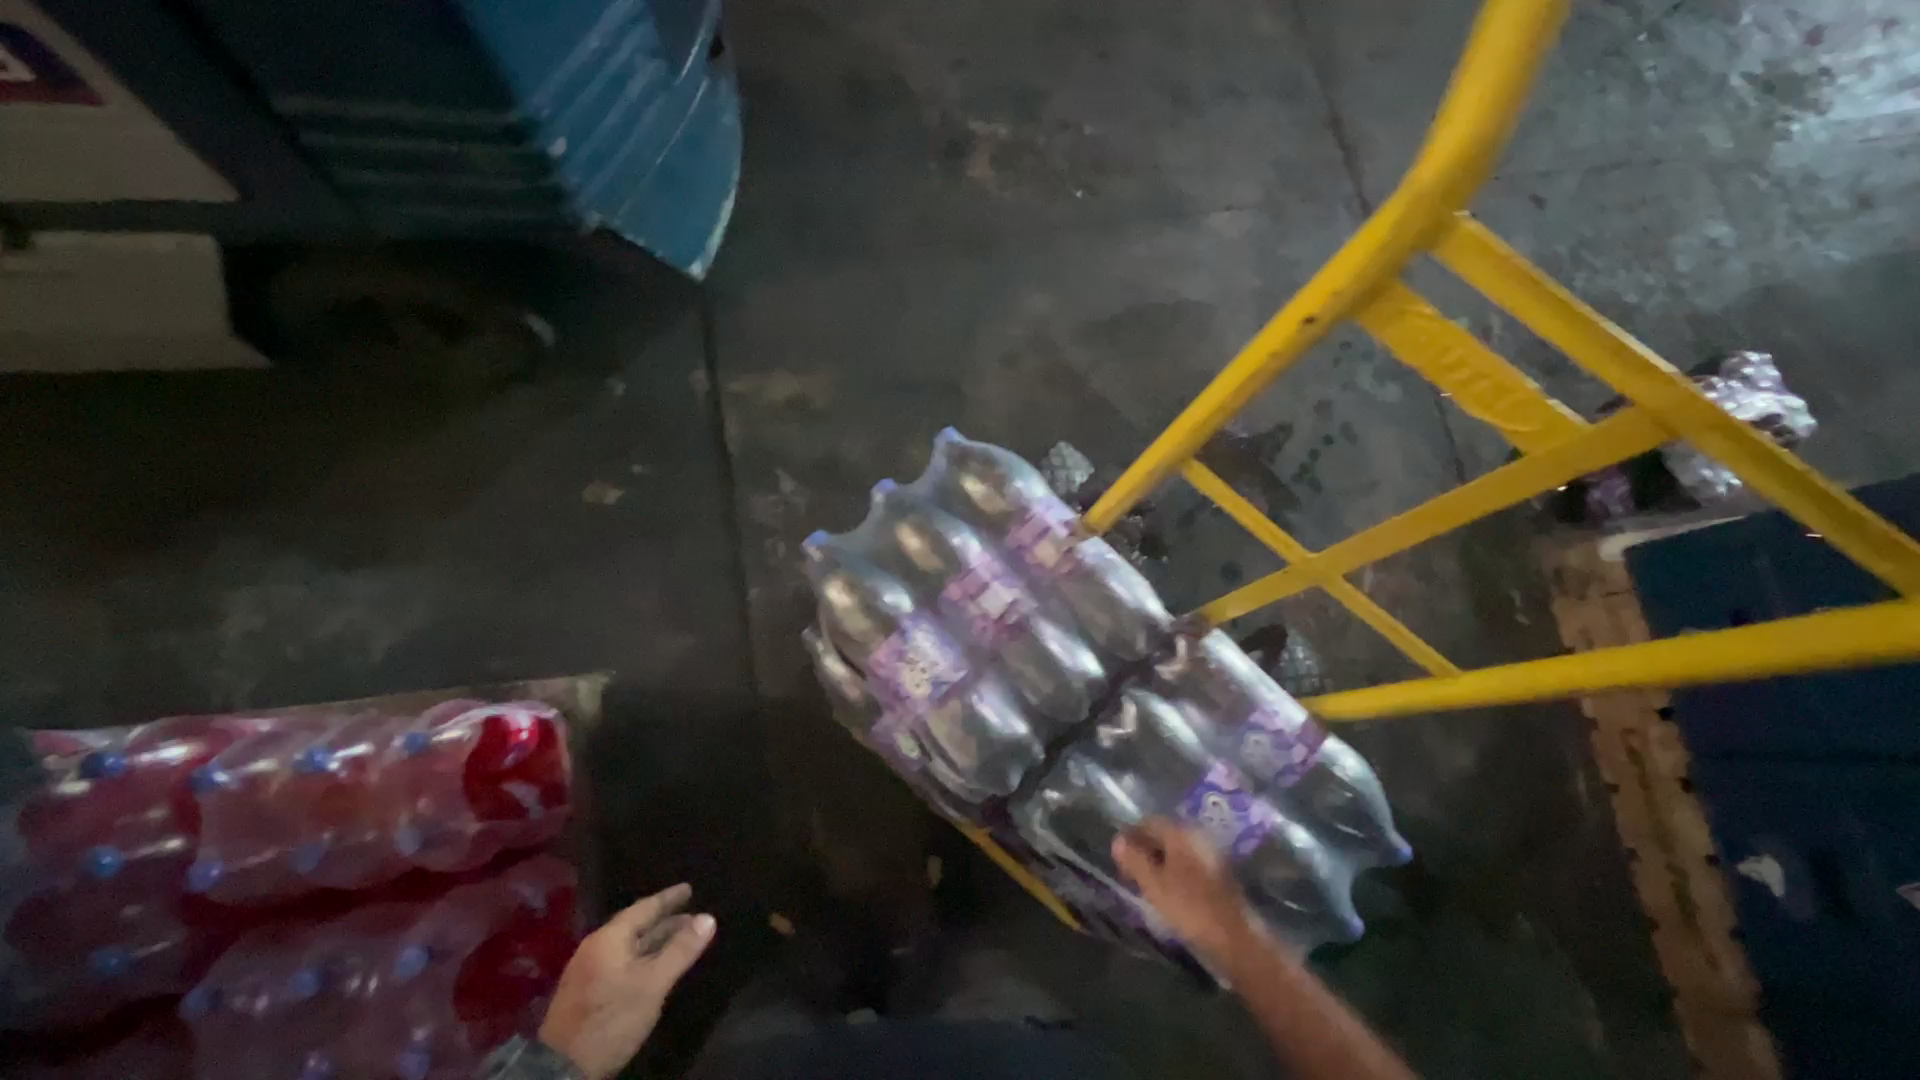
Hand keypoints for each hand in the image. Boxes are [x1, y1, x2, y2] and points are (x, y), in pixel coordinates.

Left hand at [538, 883, 716, 1079]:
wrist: (561, 1069)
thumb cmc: (612, 1018)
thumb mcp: (653, 984)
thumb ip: (681, 950)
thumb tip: (708, 918)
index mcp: (609, 938)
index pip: (644, 908)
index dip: (669, 898)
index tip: (689, 888)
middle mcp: (596, 947)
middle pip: (636, 926)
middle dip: (665, 922)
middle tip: (693, 917)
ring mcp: (588, 970)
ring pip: (629, 946)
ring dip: (655, 941)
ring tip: (680, 940)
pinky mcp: (586, 992)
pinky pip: (621, 962)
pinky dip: (642, 957)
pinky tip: (655, 967)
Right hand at [1112, 818, 1262, 968]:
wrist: (1233, 938)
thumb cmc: (1189, 908)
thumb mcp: (1153, 885)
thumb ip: (1134, 860)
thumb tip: (1117, 840)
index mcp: (1181, 834)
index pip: (1150, 822)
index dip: (1131, 834)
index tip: (1118, 853)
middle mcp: (1198, 837)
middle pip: (1165, 834)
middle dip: (1145, 848)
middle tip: (1128, 868)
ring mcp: (1211, 855)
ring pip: (1177, 850)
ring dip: (1159, 860)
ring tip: (1145, 881)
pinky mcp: (1219, 874)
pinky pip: (1189, 863)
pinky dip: (1174, 870)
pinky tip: (1167, 889)